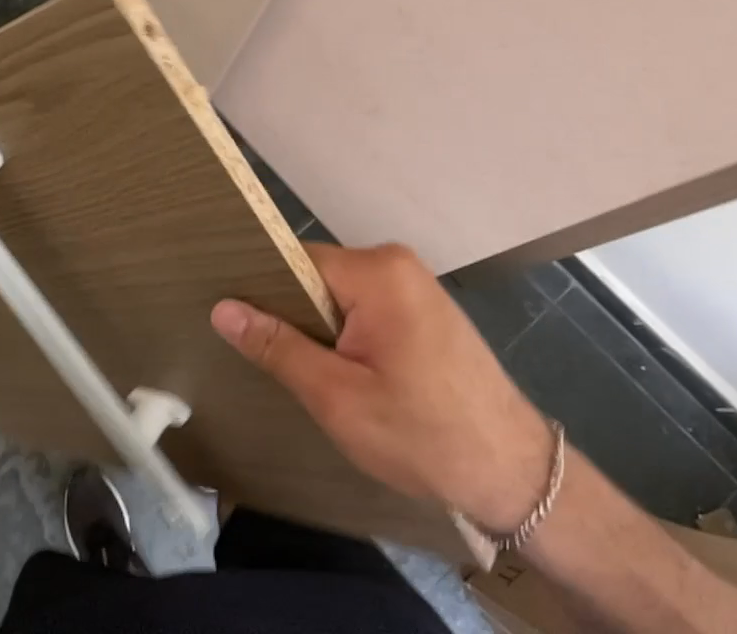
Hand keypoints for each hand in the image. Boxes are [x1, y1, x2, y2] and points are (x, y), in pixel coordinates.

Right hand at [211, 243, 554, 530]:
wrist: (514, 476)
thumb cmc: (421, 435)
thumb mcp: (336, 396)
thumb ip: (277, 346)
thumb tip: (222, 309)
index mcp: (378, 272)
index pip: (294, 260)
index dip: (260, 290)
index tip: (232, 321)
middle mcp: (398, 265)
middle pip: (316, 277)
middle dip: (290, 315)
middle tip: (268, 360)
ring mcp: (416, 288)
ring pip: (338, 297)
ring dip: (318, 330)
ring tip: (303, 372)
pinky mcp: (425, 313)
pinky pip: (365, 309)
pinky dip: (346, 336)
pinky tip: (342, 374)